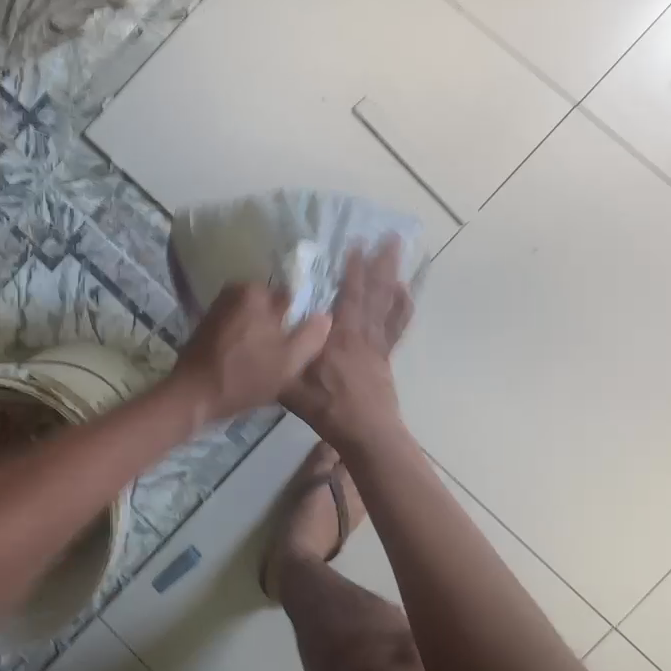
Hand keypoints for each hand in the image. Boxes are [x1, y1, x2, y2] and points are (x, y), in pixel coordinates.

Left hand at [166, 284, 331, 421]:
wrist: (193, 394)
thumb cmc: (244, 377)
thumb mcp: (288, 363)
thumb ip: (311, 336)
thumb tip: (325, 315)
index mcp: (255, 293)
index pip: (291, 296)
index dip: (300, 318)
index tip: (302, 338)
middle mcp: (235, 291)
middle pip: (270, 306)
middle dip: (279, 325)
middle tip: (284, 353)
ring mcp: (218, 306)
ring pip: (253, 316)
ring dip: (260, 332)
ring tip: (266, 359)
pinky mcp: (207, 322)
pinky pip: (236, 324)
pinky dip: (244, 337)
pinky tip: (247, 358)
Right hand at [281, 236, 414, 447]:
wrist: (365, 433)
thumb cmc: (326, 407)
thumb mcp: (291, 383)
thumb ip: (280, 356)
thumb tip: (265, 331)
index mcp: (339, 336)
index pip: (348, 295)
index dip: (353, 269)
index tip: (356, 244)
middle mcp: (361, 333)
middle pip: (374, 292)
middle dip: (380, 263)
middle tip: (391, 237)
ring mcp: (377, 344)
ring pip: (387, 303)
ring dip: (393, 276)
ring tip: (399, 253)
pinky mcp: (385, 356)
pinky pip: (396, 326)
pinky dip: (401, 307)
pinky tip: (405, 292)